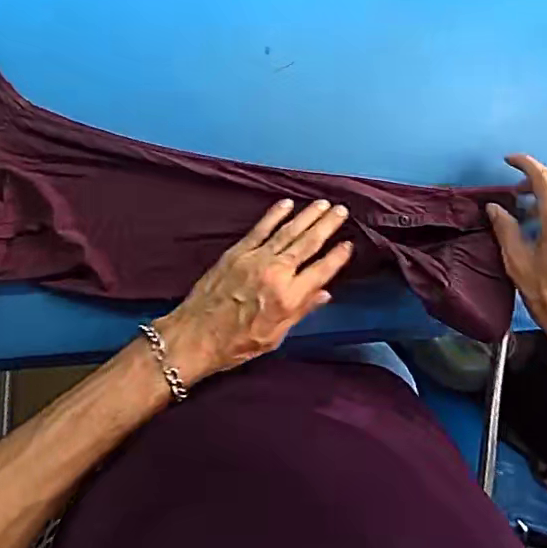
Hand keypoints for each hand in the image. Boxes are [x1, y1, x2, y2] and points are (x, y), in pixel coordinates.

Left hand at [150, 199, 353, 386]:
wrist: (197, 335)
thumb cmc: (237, 343)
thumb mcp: (275, 336)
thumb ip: (301, 311)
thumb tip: (324, 293)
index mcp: (288, 298)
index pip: (320, 271)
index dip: (337, 257)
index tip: (349, 243)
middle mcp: (275, 273)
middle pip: (308, 244)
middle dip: (327, 226)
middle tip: (341, 210)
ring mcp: (256, 258)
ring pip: (288, 231)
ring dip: (307, 216)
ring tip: (323, 204)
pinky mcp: (238, 250)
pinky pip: (261, 228)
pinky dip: (275, 214)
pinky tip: (288, 204)